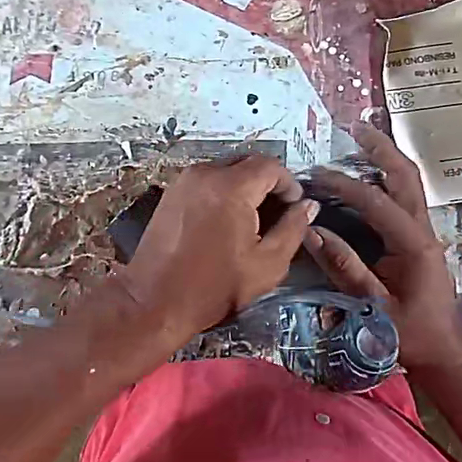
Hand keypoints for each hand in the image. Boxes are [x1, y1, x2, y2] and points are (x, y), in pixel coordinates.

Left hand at [114, 155, 315, 356]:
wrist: (155, 298)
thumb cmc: (213, 286)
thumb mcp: (267, 263)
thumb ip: (293, 229)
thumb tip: (307, 206)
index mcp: (229, 187)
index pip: (270, 166)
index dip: (289, 185)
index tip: (295, 209)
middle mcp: (203, 174)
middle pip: (246, 163)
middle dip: (266, 184)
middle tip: (277, 216)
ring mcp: (183, 182)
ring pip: (225, 171)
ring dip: (244, 188)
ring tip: (252, 223)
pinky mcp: (170, 193)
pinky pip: (205, 182)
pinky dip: (222, 193)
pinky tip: (226, 223)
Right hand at [304, 126, 461, 370]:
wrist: (445, 350)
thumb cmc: (410, 332)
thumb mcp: (373, 307)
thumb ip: (345, 268)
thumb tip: (312, 232)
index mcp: (414, 245)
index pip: (376, 203)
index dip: (344, 186)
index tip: (315, 177)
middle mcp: (422, 230)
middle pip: (405, 177)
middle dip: (382, 150)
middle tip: (357, 127)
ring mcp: (422, 231)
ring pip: (408, 182)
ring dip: (386, 157)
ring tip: (363, 136)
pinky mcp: (416, 236)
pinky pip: (403, 195)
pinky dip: (386, 174)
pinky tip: (369, 168)